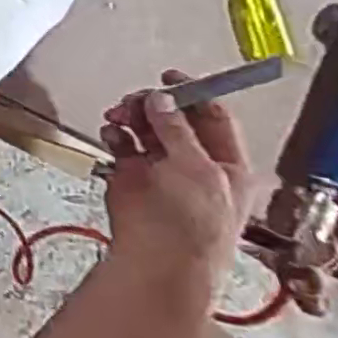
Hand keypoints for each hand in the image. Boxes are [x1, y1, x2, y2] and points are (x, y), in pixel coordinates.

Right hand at [98, 69, 255, 303]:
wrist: (157, 261)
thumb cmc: (191, 222)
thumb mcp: (196, 170)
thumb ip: (177, 130)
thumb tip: (161, 99)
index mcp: (225, 164)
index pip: (212, 117)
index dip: (193, 94)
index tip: (169, 76)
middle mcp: (192, 161)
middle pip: (173, 118)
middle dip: (153, 105)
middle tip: (134, 101)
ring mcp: (159, 167)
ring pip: (144, 127)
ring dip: (131, 116)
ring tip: (118, 116)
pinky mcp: (129, 174)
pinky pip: (121, 143)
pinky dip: (115, 134)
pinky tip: (112, 134)